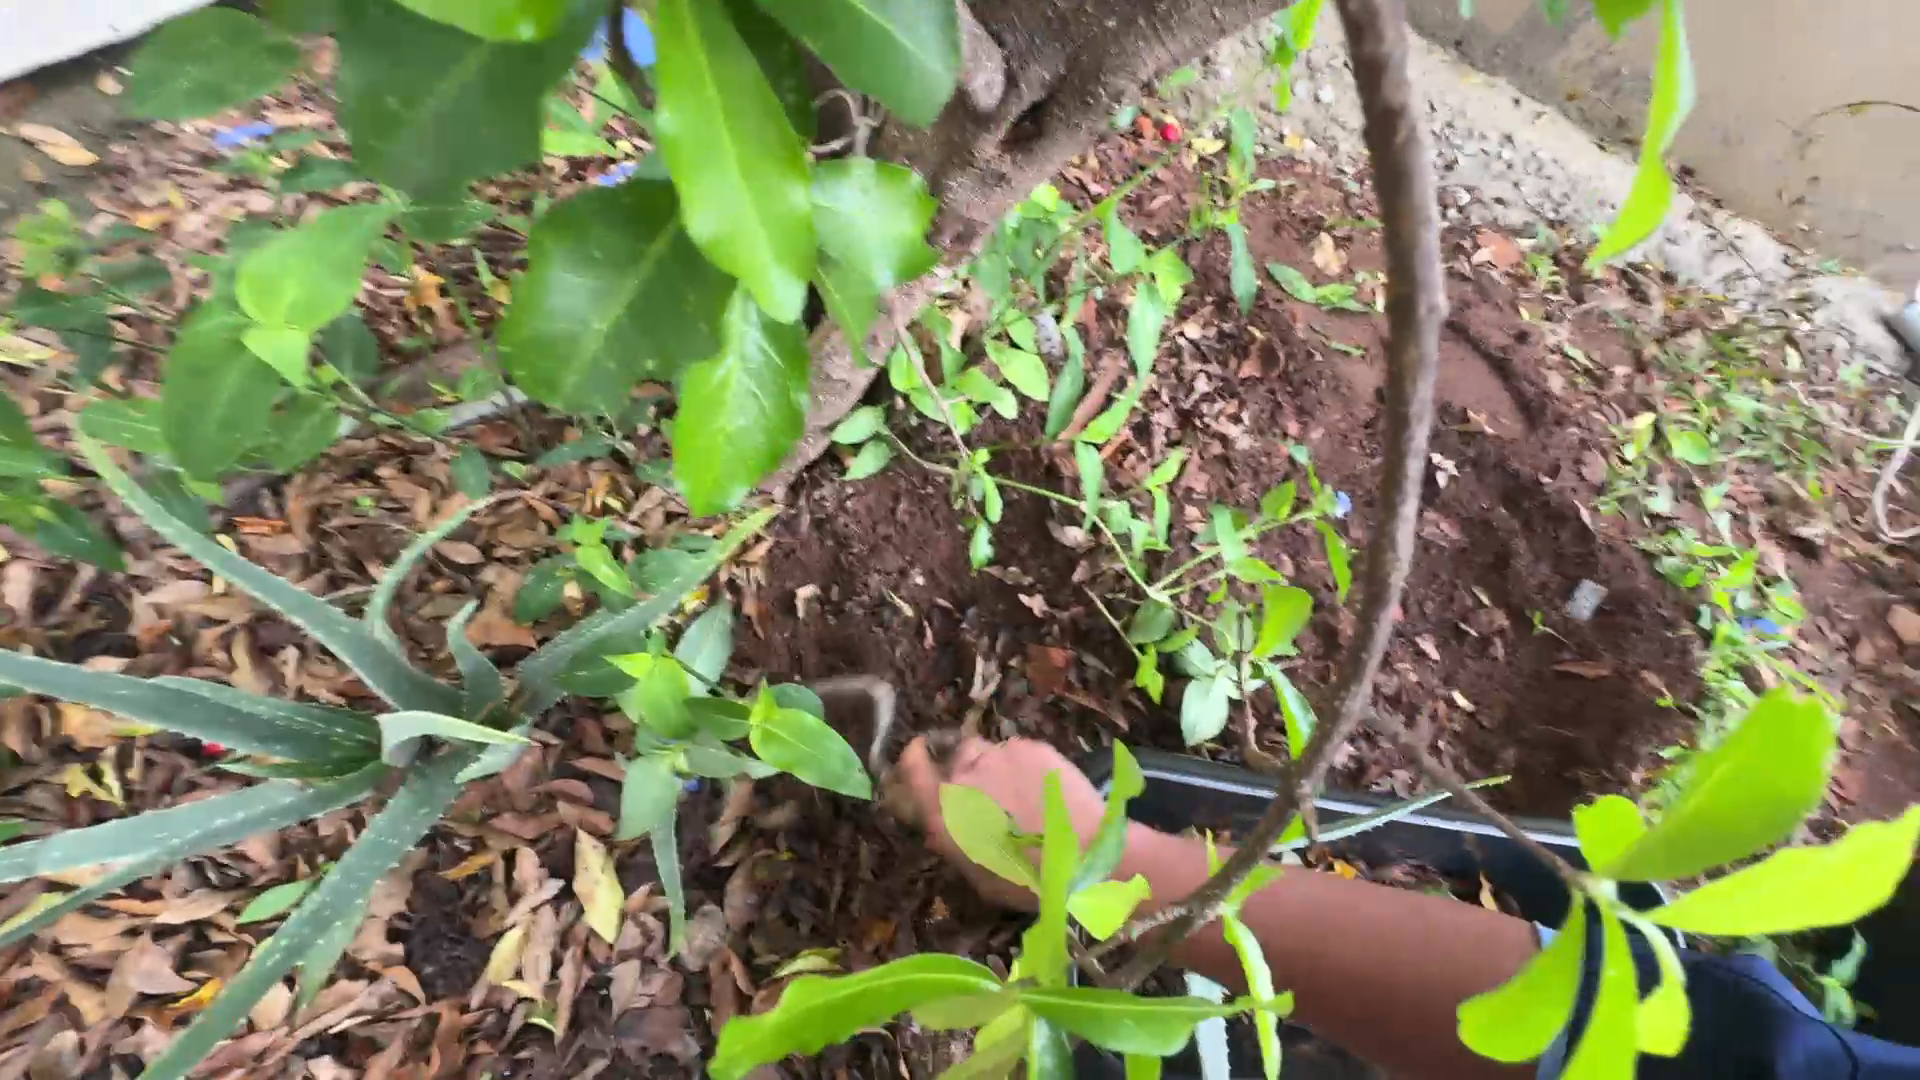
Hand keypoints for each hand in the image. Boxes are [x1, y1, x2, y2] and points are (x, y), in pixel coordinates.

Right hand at [895, 735, 1110, 910]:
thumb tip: (944, 825)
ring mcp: (997, 757)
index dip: (913, 758)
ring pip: (987, 751)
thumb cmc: (1030, 881)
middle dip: (969, 772)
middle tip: (994, 793)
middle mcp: (965, 779)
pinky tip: (1044, 786)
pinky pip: (1016, 750)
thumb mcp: (979, 876)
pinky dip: (1024, 764)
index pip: (914, 771)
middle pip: (957, 760)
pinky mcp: (1027, 746)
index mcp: (946, 814)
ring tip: (1022, 789)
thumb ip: (954, 843)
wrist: (1084, 855)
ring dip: (996, 765)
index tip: (917, 750)